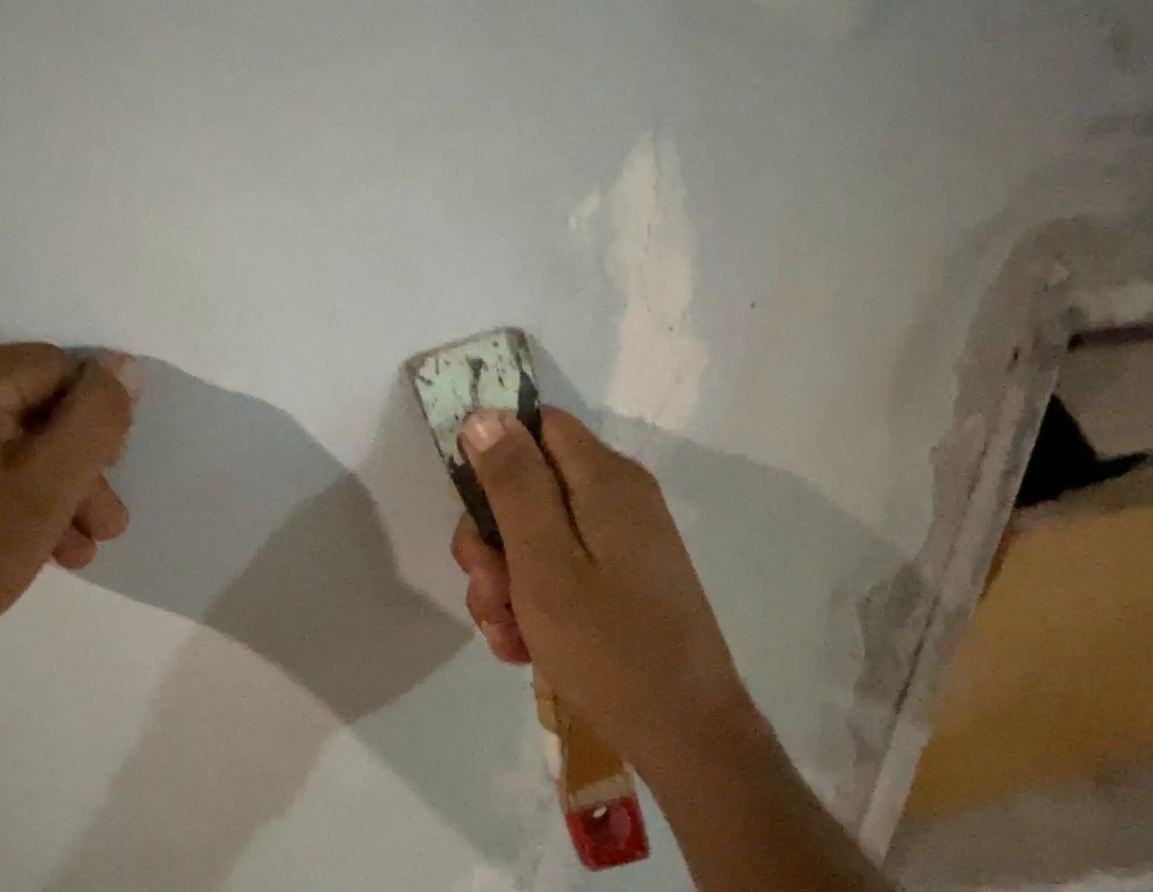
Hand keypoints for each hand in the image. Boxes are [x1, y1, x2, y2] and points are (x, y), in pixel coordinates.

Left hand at [0, 344, 138, 663]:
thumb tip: (123, 365)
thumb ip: (97, 418)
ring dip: (43, 488)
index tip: (112, 478)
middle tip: (104, 526)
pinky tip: (29, 544)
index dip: (93, 420)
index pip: (54, 369)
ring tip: (75, 550)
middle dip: (72, 467)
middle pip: (25, 407)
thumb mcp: (50, 486)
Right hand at [450, 407, 751, 760]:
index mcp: (605, 480)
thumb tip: (485, 414)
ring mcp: (619, 545)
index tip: (466, 502)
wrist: (686, 738)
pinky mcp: (618, 583)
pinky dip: (530, 603)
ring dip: (503, 581)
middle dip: (490, 538)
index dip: (493, 450)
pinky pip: (557, 571)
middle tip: (487, 587)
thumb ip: (512, 483)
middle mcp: (615, 500)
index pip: (537, 424)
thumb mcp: (543, 560)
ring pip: (532, 536)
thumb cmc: (608, 643)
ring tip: (504, 631)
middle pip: (526, 486)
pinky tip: (521, 646)